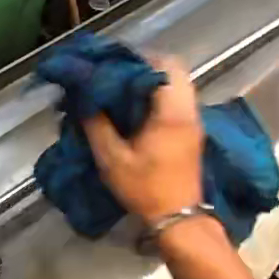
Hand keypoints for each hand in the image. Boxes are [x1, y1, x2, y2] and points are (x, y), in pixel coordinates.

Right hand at [81, 57, 204, 225]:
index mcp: (171, 112)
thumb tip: (84, 99)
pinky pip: (178, 98)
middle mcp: (188, 110)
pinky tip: (136, 106)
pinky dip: (159, 93)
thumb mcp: (112, 159)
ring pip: (179, 82)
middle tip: (118, 71)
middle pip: (175, 68)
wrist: (179, 219)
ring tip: (124, 87)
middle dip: (146, 64)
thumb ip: (97, 125)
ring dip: (153, 78)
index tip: (112, 62)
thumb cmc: (146, 189)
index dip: (136, 58)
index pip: (162, 66)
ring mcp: (193, 120)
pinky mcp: (191, 131)